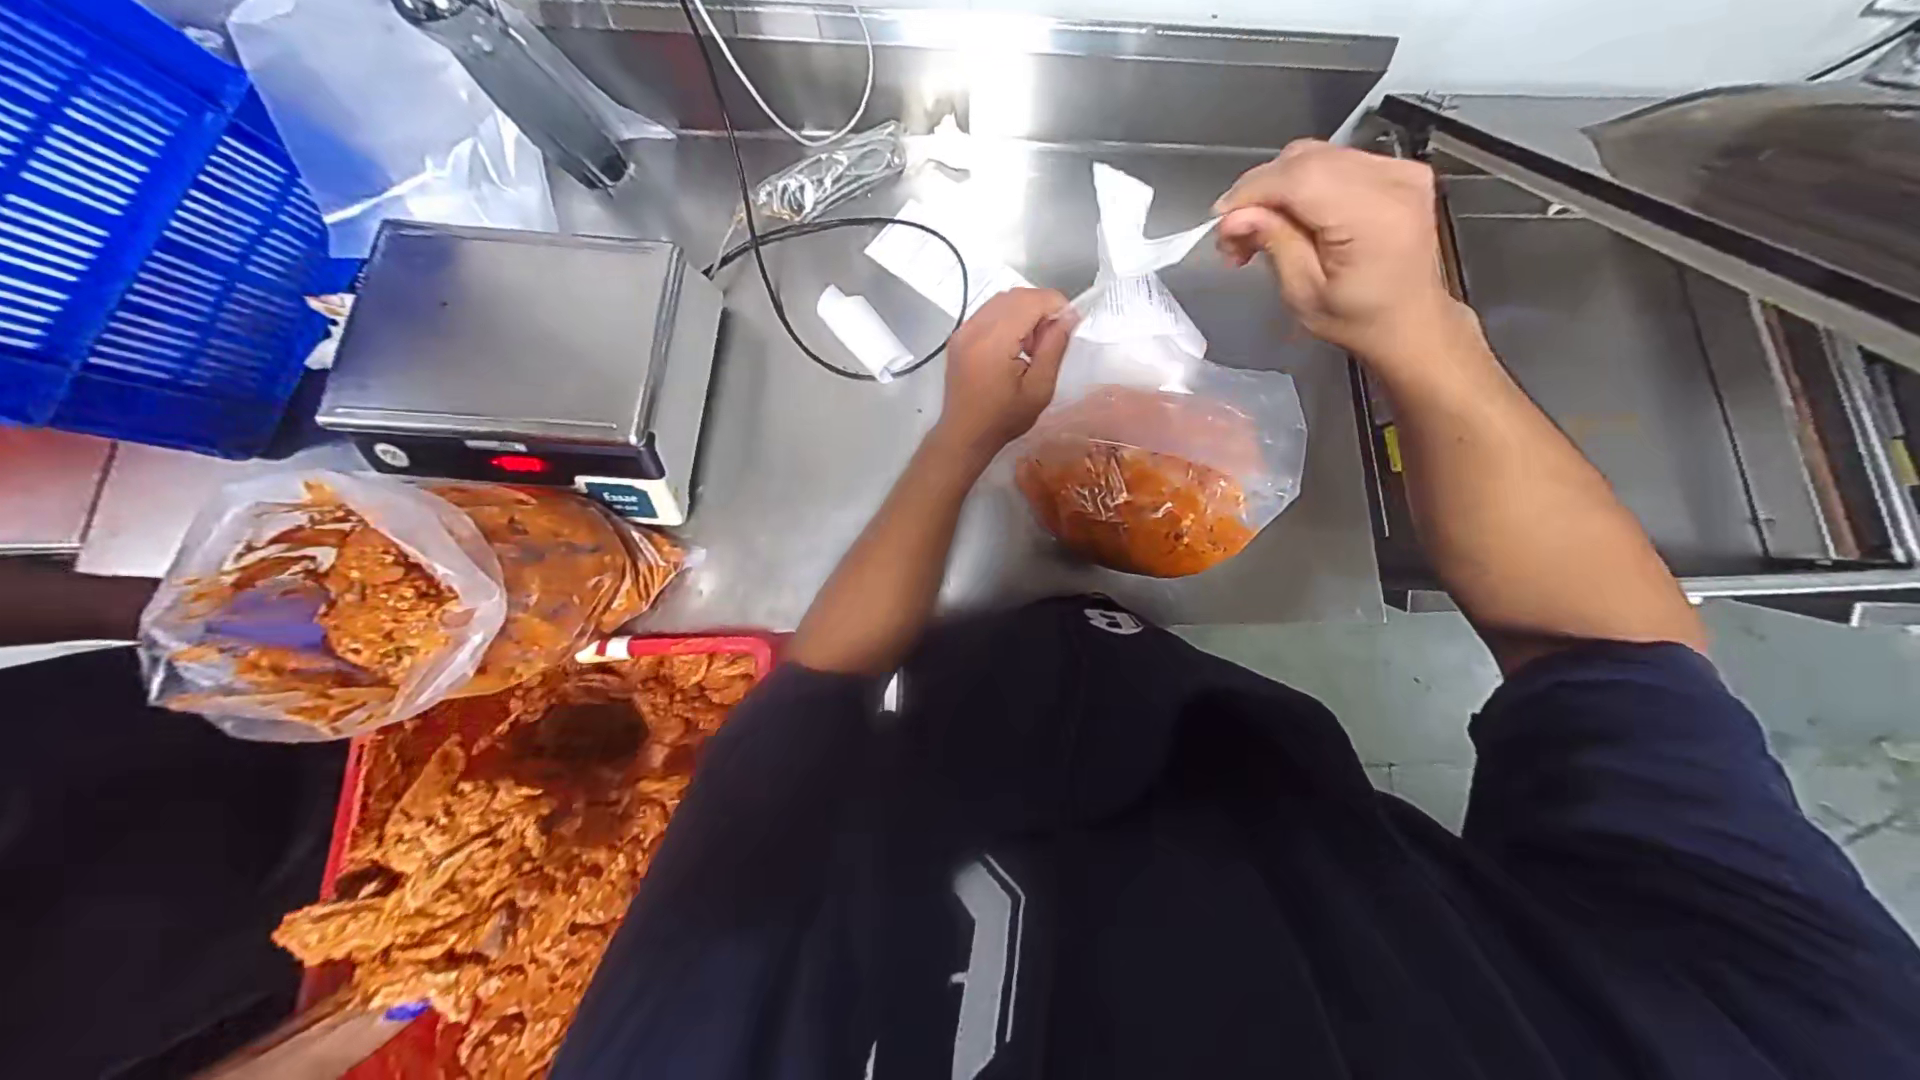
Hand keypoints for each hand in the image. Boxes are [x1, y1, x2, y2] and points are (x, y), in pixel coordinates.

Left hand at [933, 287, 1074, 461]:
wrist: (964, 435)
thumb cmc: (1003, 419)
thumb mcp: (1039, 389)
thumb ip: (1054, 347)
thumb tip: (1069, 316)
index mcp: (993, 341)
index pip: (1031, 300)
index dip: (1056, 305)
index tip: (1069, 326)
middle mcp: (974, 328)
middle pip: (1016, 296)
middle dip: (1041, 308)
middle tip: (1049, 341)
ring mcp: (963, 331)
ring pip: (1001, 301)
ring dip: (1024, 313)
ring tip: (1032, 346)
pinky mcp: (959, 337)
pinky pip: (988, 313)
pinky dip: (1007, 319)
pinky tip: (1014, 347)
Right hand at [1214, 140, 1475, 370]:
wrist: (1408, 320)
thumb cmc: (1358, 319)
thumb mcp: (1303, 293)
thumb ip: (1273, 244)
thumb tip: (1235, 218)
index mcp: (1375, 217)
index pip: (1301, 177)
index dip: (1252, 191)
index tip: (1222, 220)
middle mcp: (1393, 182)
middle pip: (1305, 160)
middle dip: (1258, 192)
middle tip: (1234, 235)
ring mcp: (1398, 170)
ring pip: (1314, 156)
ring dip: (1274, 188)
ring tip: (1257, 230)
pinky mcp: (1394, 169)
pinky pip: (1332, 161)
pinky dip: (1298, 184)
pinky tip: (1285, 217)